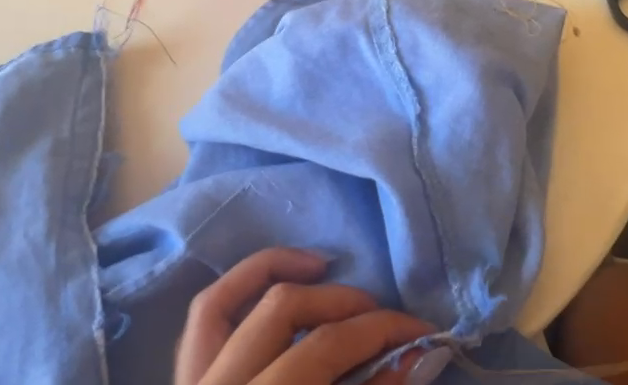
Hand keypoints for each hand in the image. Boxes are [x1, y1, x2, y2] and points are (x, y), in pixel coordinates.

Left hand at [176, 249, 436, 384]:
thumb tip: (413, 358)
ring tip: (332, 269)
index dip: (380, 334)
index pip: (323, 351)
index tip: (422, 334)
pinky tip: (284, 277)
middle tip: (389, 322)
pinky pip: (205, 315)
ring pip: (230, 298)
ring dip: (286, 273)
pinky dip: (243, 283)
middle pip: (285, 313)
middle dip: (347, 306)